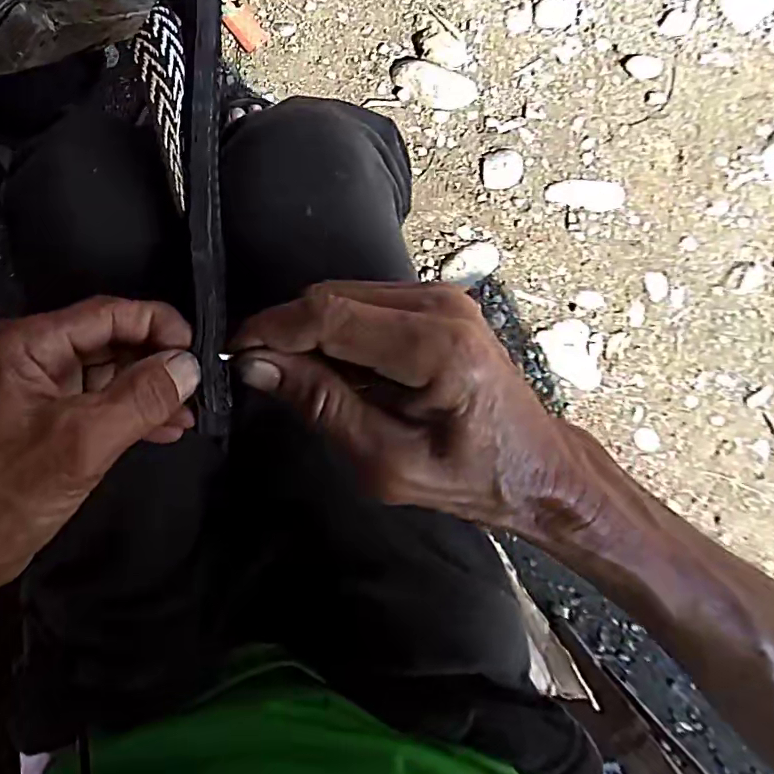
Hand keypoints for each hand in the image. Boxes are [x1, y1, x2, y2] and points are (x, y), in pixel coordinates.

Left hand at [0, 297, 198, 665]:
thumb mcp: (81, 442)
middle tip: (199, 386)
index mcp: (28, 344)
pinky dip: (130, 414)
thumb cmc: (5, 495)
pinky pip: (97, 403)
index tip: (198, 348)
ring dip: (148, 391)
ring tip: (189, 413)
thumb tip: (189, 365)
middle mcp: (32, 356)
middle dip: (155, 361)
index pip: (105, 313)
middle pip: (108, 340)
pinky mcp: (47, 421)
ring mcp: (39, 389)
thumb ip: (139, 398)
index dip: (156, 324)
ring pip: (107, 374)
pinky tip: (165, 428)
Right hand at [230, 281, 599, 541]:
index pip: (326, 315)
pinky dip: (330, 332)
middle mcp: (439, 307)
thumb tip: (258, 366)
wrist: (537, 467)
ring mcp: (438, 297)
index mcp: (437, 348)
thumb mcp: (385, 462)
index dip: (270, 330)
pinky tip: (338, 369)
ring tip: (306, 380)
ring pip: (335, 296)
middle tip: (263, 375)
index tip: (236, 352)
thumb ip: (319, 405)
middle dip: (283, 333)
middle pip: (326, 298)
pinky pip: (356, 301)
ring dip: (306, 334)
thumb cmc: (473, 477)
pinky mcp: (431, 300)